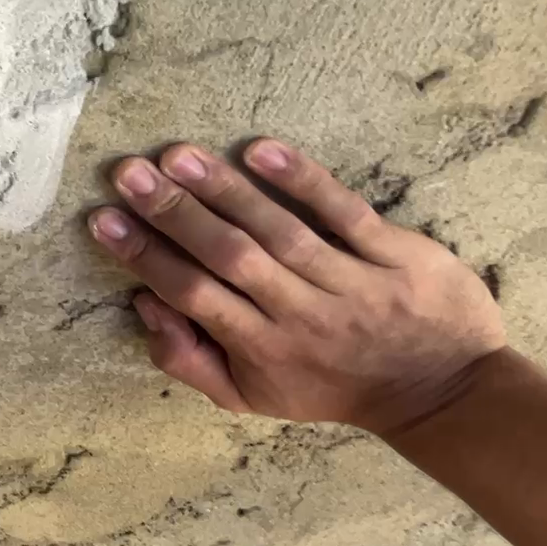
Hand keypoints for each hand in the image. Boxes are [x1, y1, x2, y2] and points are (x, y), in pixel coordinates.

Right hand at [87, 138, 506, 435]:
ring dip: (223, 189)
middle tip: (127, 173)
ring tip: (175, 155)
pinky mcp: (400, 255)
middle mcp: (299, 313)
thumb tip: (144, 302)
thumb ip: (183, 358)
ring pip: (278, 230)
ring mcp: (351, 281)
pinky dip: (303, 180)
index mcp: (258, 346)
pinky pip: (346, 213)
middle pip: (227, 256)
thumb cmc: (323, 387)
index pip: (190, 293)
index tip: (101, 219)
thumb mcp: (244, 397)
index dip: (143, 255)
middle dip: (172, 212)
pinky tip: (259, 149)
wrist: (445, 395)